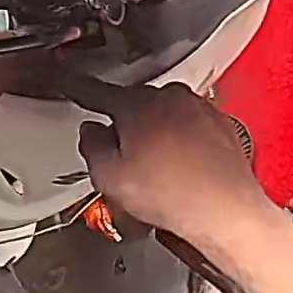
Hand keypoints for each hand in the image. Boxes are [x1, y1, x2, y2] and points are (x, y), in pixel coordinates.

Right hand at [63, 78, 277, 251]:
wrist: (224, 210)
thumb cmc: (173, 195)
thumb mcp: (110, 177)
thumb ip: (92, 147)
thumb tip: (91, 132)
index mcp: (137, 105)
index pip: (97, 92)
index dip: (77, 89)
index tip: (68, 82)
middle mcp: (171, 97)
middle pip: (133, 106)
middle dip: (125, 129)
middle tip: (123, 163)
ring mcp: (199, 108)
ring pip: (163, 116)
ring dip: (154, 137)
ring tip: (156, 175)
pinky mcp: (219, 124)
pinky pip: (189, 128)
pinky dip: (181, 145)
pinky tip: (179, 172)